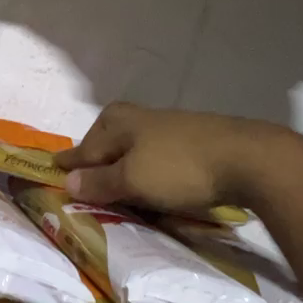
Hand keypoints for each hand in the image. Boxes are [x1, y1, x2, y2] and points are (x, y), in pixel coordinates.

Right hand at [53, 103, 266, 213]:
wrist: (250, 160)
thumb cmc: (180, 169)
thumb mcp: (132, 181)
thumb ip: (98, 183)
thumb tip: (66, 182)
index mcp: (120, 123)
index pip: (85, 146)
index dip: (71, 161)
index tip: (53, 165)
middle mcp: (143, 119)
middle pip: (110, 135)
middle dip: (97, 151)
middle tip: (88, 170)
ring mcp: (172, 128)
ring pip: (135, 143)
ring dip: (124, 159)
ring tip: (119, 179)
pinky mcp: (196, 141)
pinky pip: (158, 152)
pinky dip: (148, 164)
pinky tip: (154, 178)